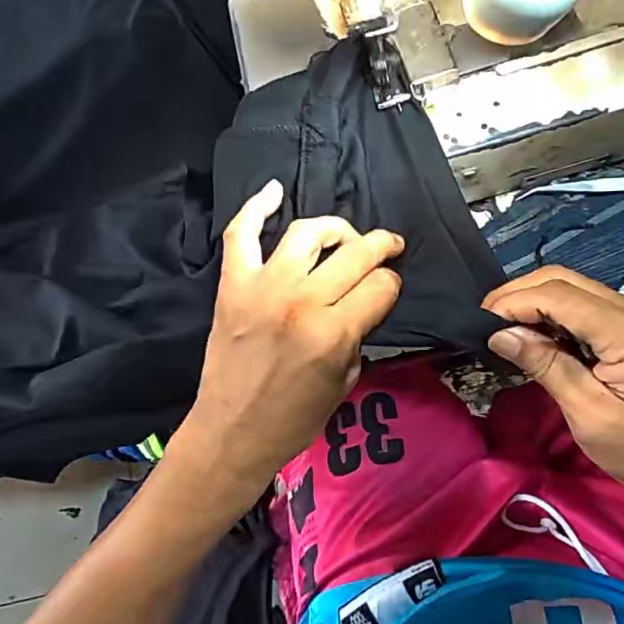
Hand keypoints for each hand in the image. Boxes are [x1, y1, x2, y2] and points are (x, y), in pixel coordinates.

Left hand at [173, 179, 403, 493]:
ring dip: (334, 228)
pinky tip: (274, 191)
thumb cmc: (291, 419)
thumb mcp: (344, 383)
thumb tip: (363, 303)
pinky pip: (241, 233)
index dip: (391, 285)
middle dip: (381, 247)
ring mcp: (263, 288)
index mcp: (335, 333)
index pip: (382, 285)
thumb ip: (357, 336)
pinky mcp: (232, 285)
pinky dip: (256, 207)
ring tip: (343, 237)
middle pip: (356, 253)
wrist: (232, 432)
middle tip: (387, 247)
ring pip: (307, 232)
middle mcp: (301, 302)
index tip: (385, 291)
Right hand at [482, 267, 623, 518]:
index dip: (515, 302)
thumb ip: (546, 366)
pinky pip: (584, 302)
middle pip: (565, 280)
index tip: (481, 322)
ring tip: (501, 326)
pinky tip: (531, 331)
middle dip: (518, 294)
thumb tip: (499, 334)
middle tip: (485, 321)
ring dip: (532, 300)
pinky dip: (550, 310)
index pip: (561, 296)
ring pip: (572, 286)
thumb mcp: (588, 414)